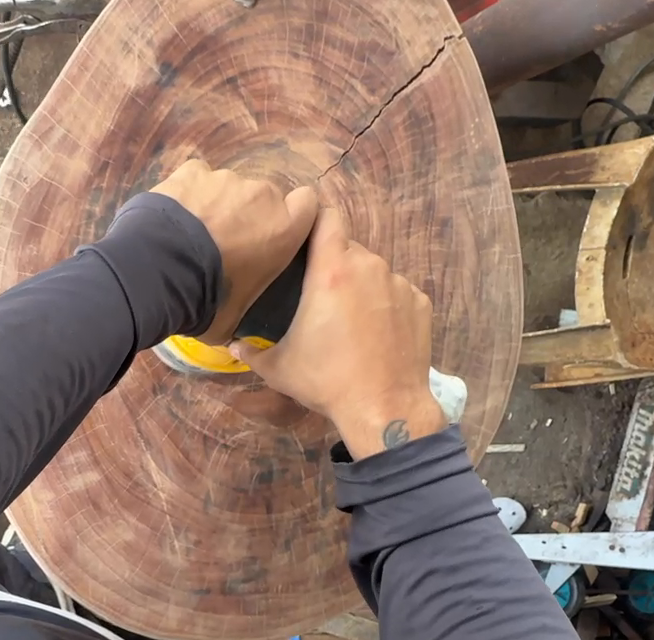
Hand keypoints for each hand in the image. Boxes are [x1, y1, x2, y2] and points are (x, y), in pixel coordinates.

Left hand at [150, 160, 317, 344]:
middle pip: (265, 199)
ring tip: (191, 237)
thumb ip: (245, 315)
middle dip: (249, 218)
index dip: (293, 217)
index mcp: (284, 230)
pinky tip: (174, 218)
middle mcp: (262, 196)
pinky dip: (189, 195)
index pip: (308, 206)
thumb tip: (237, 339)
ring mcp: (226, 179)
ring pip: (230, 189)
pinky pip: (197, 179)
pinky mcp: (192, 172)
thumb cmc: (207, 303)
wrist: (158, 274)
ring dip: (217, 208)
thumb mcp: (233, 322)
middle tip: (225, 247)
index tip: (276, 236)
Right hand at [235, 208, 445, 458]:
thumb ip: (251, 352)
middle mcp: (368, 266)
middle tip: (319, 299)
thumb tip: (232, 346)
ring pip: (373, 272)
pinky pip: (396, 293)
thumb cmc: (325, 381)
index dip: (314, 219)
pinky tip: (375, 336)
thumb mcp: (278, 369)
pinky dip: (384, 306)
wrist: (384, 407)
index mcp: (330, 271)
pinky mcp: (421, 302)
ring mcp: (399, 283)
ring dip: (359, 287)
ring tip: (349, 323)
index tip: (303, 236)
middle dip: (333, 266)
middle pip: (347, 249)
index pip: (326, 216)